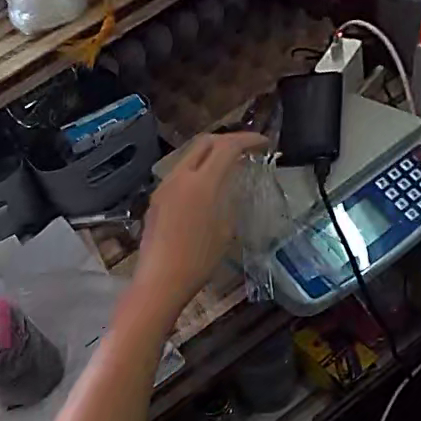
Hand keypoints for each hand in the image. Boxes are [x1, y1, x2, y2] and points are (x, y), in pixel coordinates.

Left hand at [132, 132, 270, 318]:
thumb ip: (230, 198)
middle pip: (204, 143)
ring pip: (189, 156)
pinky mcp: (156, 200)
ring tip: (228, 166)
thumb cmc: (199, 260)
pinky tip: (206, 186)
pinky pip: (179, 174)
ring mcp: (164, 187)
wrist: (161, 280)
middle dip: (228, 140)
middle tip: (246, 149)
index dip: (248, 140)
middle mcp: (180, 177)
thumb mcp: (226, 229)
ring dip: (210, 154)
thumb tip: (233, 184)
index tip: (264, 143)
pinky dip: (197, 170)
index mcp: (202, 182)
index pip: (227, 147)